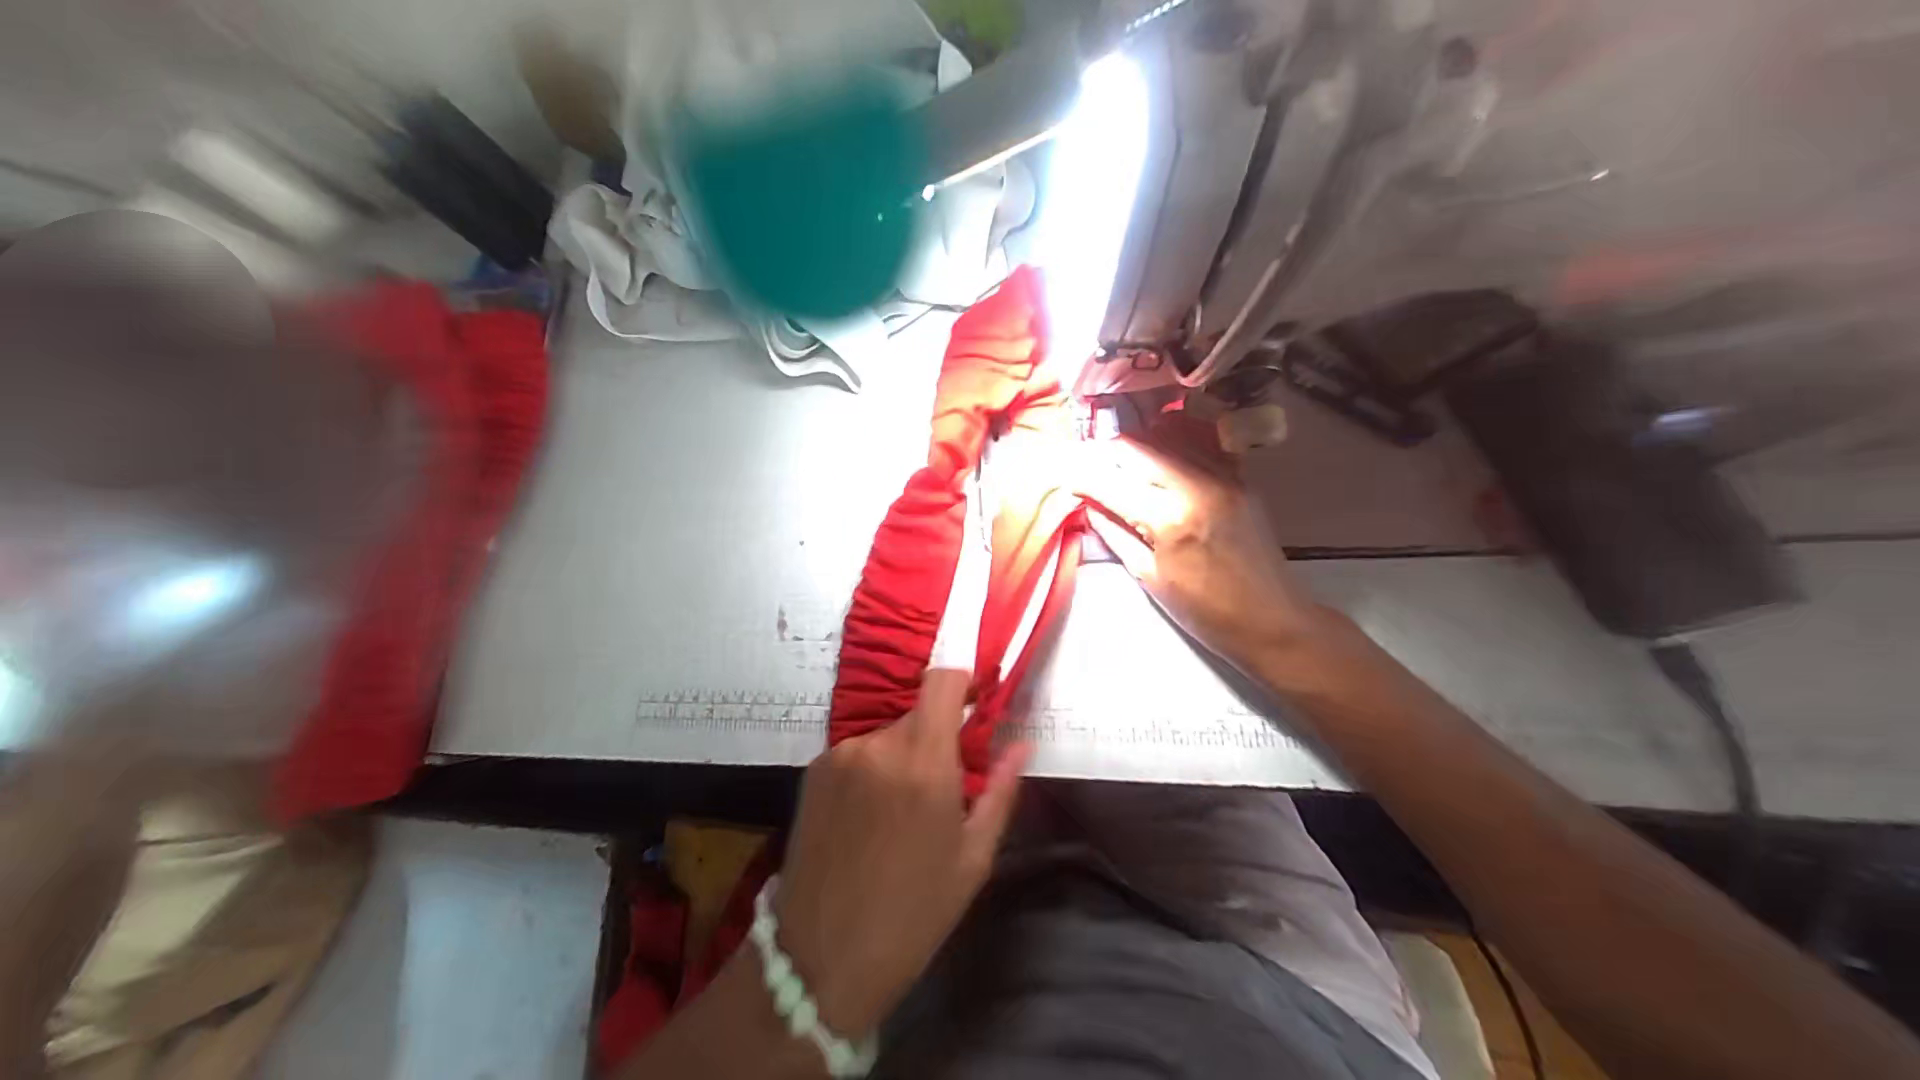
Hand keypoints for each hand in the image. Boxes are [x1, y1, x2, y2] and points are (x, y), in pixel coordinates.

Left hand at [775, 670, 1028, 1037]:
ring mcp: (838, 756)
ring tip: (901, 815)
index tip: (977, 704)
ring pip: (886, 736)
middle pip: (917, 714)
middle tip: (945, 785)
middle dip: (937, 736)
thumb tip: (1022, 742)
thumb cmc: (914, 913)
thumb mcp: (973, 857)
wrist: (821, 959)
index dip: (964, 682)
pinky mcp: (812, 772)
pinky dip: (872, 771)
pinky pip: (856, 755)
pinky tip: (868, 820)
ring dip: (902, 758)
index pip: (942, 681)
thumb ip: (1001, 789)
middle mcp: (876, 745)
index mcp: (923, 761)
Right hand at [1071, 434, 1328, 674]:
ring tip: (1123, 466)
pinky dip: (1173, 443)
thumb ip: (1115, 533)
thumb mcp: (1150, 578)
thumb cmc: (1205, 611)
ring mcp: (1223, 475)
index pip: (1111, 480)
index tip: (1065, 477)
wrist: (1273, 619)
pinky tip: (1161, 459)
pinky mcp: (1240, 477)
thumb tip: (1089, 504)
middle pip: (1137, 445)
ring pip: (1167, 435)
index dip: (1082, 476)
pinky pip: (1199, 442)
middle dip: (1107, 455)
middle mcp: (1196, 484)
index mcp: (1169, 517)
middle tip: (1093, 472)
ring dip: (1138, 446)